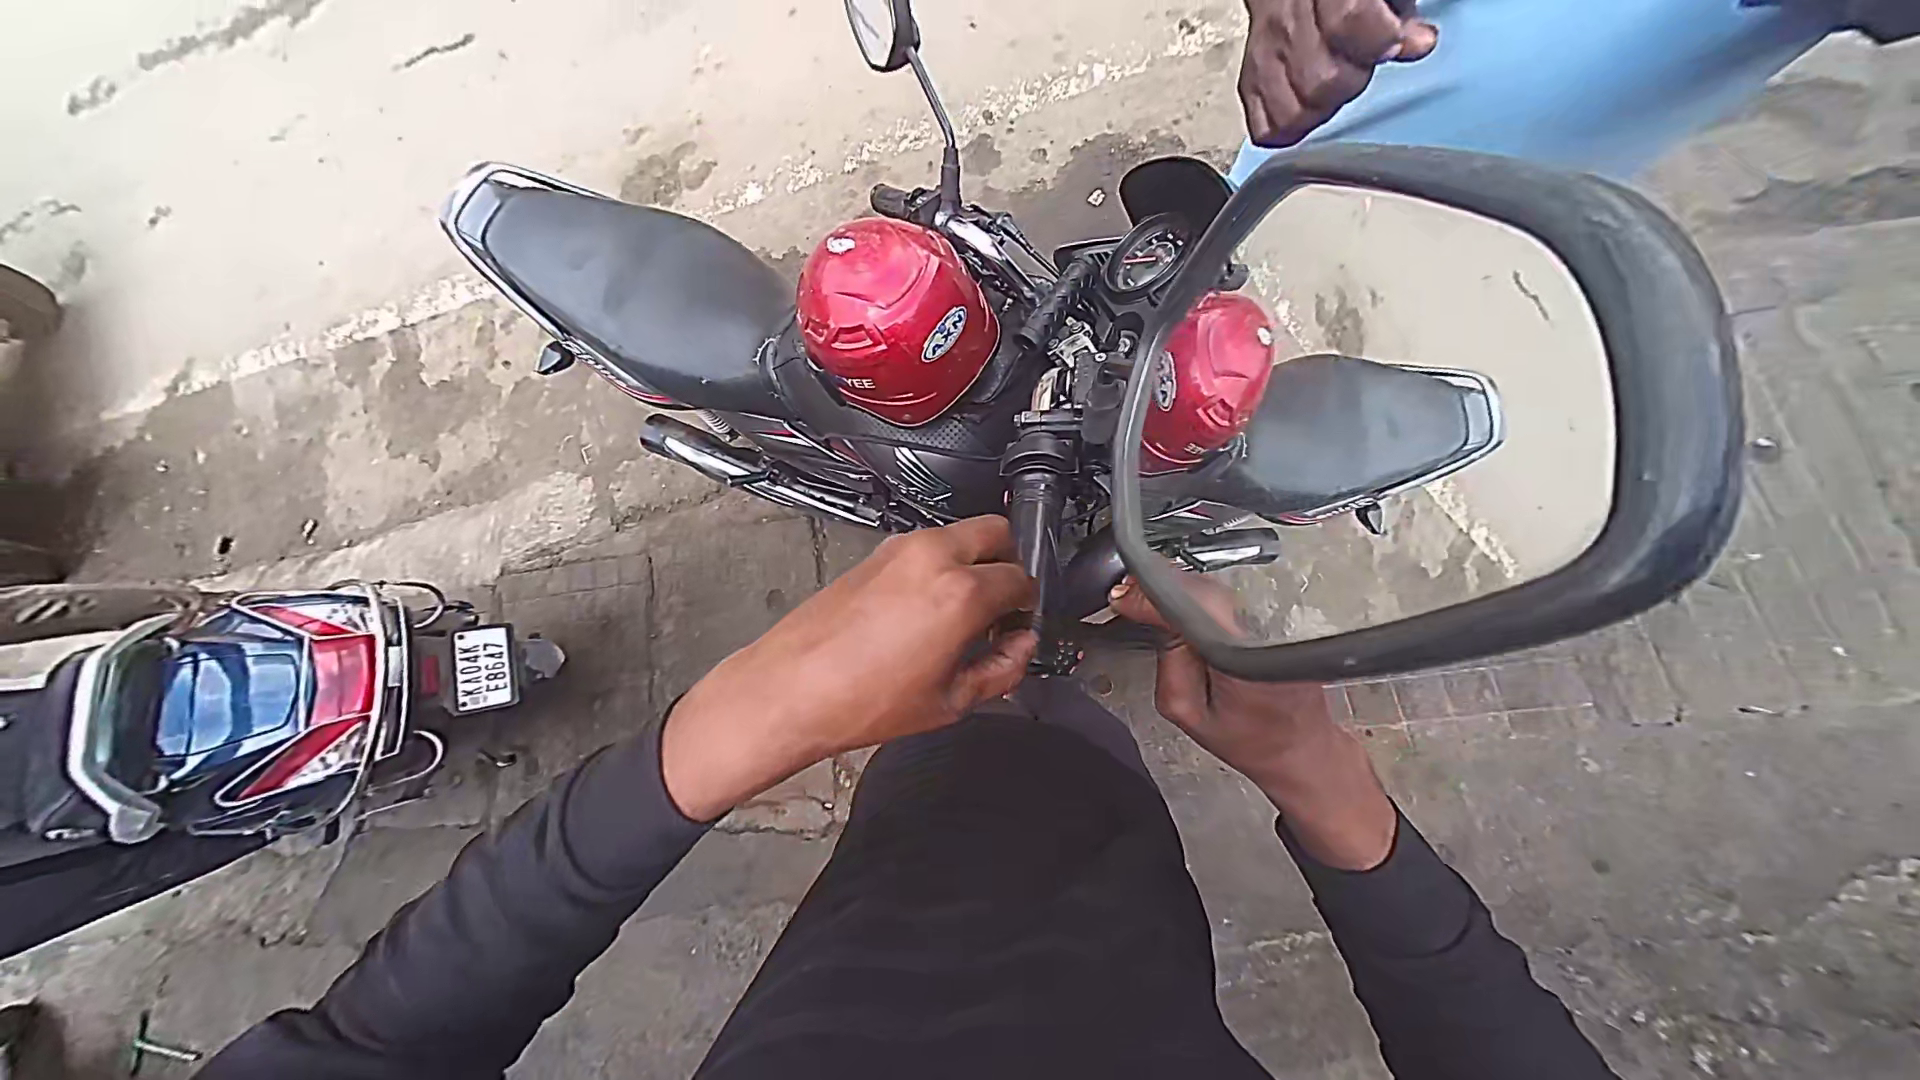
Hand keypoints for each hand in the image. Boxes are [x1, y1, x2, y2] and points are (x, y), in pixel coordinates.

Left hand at [661, 517, 1037, 820]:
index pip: (1021, 578)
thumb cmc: (859, 698)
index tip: (1020, 622)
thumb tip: (1020, 649)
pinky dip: (943, 563)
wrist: (792, 689)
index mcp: (960, 592)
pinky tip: (930, 607)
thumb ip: (1002, 669)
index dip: (1028, 604)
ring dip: (975, 561)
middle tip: (1003, 603)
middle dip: (1010, 564)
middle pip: (998, 533)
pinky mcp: (878, 553)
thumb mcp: (950, 700)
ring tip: (964, 610)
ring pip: (961, 534)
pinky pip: (928, 545)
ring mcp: (902, 549)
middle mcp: (933, 557)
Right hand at [1110, 576, 1394, 869]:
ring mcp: (1278, 618)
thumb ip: (1166, 659)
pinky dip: (1201, 599)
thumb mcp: (1186, 709)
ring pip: (1215, 587)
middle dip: (1161, 591)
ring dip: (1180, 593)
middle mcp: (1267, 629)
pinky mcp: (1278, 616)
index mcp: (1245, 655)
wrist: (1300, 747)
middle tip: (1129, 599)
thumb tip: (1147, 613)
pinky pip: (1229, 595)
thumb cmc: (1248, 738)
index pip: (1192, 604)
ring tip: (1155, 608)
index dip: (1152, 596)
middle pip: (1202, 590)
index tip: (1124, 597)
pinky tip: (1186, 613)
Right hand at [1239, 0, 1437, 147]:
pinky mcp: (1249, 83)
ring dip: (1321, 112)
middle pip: (1320, 81)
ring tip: (1333, 93)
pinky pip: (1265, 128)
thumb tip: (1418, 45)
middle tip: (1359, 70)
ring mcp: (1263, 58)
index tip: (1392, 45)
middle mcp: (1286, 21)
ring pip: (1292, 114)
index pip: (1348, 19)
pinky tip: (1307, 112)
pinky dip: (1288, 131)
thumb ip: (1400, 10)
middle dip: (1351, 83)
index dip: (1378, 40)